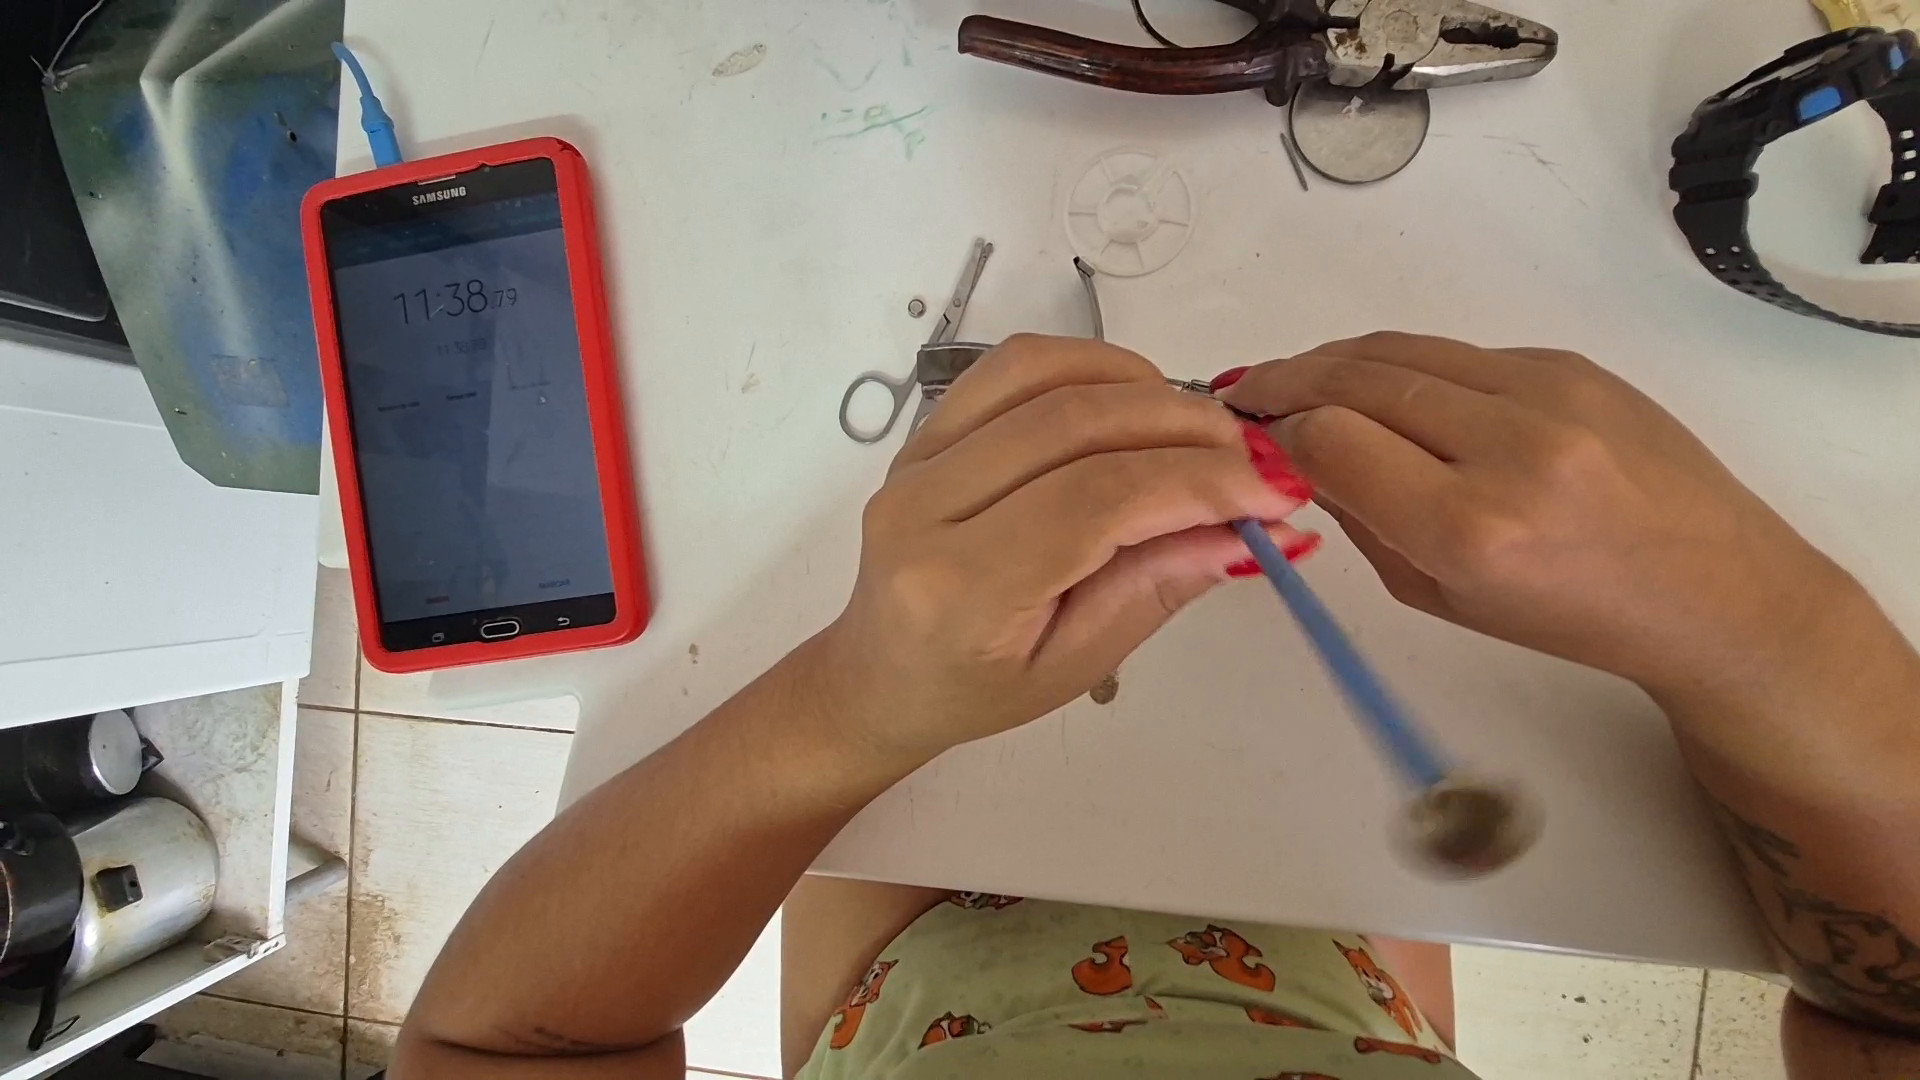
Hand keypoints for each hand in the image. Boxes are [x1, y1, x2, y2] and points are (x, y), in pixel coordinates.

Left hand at [817, 334, 1316, 763]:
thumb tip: (1257, 526)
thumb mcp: (1074, 666)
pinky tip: (1129, 401)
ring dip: (1137, 384)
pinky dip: (1084, 365)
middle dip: (1182, 427)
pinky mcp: (918, 434)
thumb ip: (1155, 587)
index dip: (1197, 481)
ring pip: (1038, 374)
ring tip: (1195, 429)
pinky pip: (1008, 369)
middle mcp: (923, 507)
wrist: (881, 673)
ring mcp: (912, 460)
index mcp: (960, 586)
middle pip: (1070, 425)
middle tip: (1253, 454)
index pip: (1094, 500)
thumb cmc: (974, 691)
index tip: (1276, 488)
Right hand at [1217, 332, 1853, 701]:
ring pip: (1395, 350)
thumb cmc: (1558, 615)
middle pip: (1353, 380)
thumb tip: (1297, 451)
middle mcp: (1510, 446)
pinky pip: (1448, 354)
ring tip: (1288, 380)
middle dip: (1281, 382)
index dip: (1276, 434)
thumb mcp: (1427, 589)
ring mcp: (1550, 391)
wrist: (1716, 591)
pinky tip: (1370, 388)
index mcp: (1469, 525)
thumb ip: (1356, 514)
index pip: (1329, 440)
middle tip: (1240, 393)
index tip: (1251, 442)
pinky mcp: (1571, 364)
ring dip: (1325, 362)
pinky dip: (1389, 365)